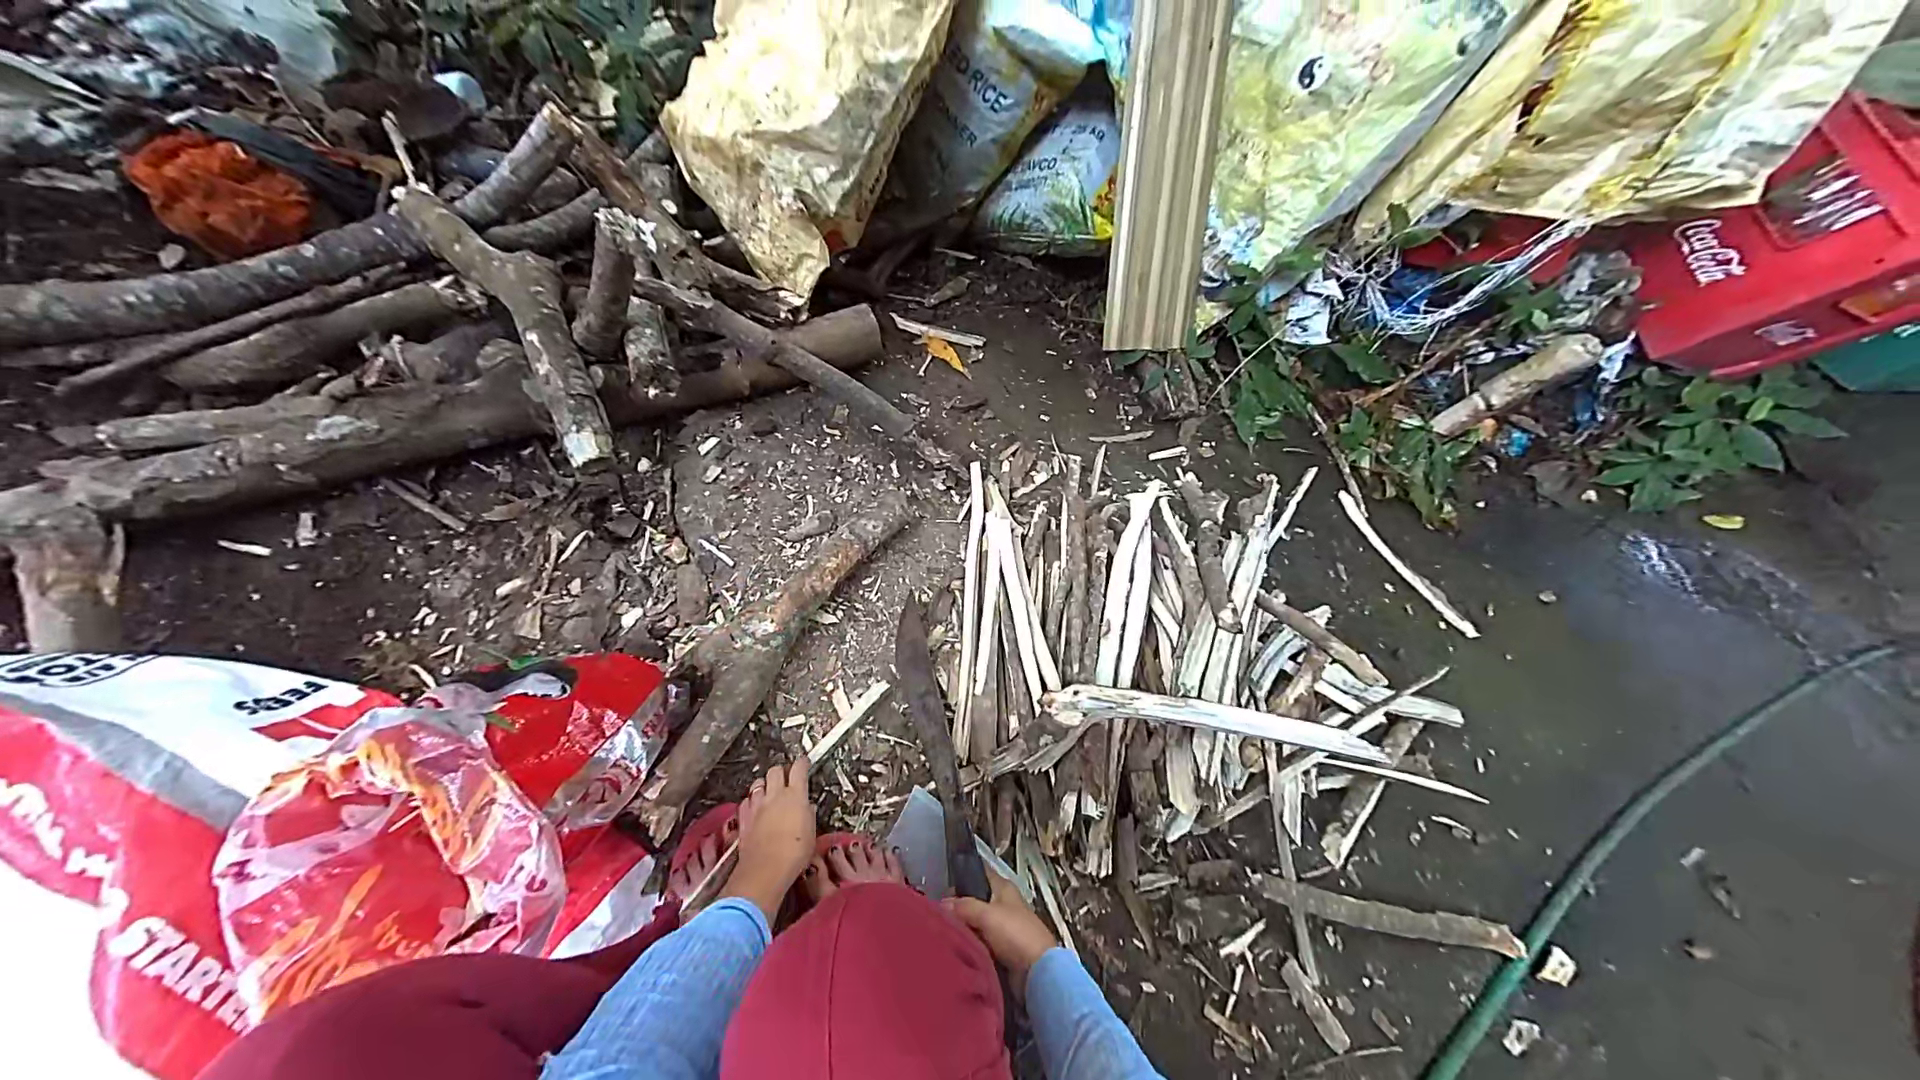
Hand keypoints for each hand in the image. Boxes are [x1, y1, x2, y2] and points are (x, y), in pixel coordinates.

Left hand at [722, 756, 814, 921]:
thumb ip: (808, 815)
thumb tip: (807, 808)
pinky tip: (755, 808)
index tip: (804, 763)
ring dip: (765, 784)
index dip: (802, 763)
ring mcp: (757, 805)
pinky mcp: (743, 818)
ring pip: (758, 783)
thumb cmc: (793, 854)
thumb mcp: (811, 833)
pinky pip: (746, 801)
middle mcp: (775, 795)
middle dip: (781, 771)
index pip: (799, 768)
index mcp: (796, 795)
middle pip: (775, 770)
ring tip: (769, 790)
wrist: (765, 871)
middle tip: (786, 777)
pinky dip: (752, 801)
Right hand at [944, 868, 1056, 986]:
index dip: (963, 877)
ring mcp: (1002, 928)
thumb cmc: (1015, 934)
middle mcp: (1003, 904)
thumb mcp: (987, 915)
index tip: (942, 886)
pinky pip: (979, 943)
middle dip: (958, 908)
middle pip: (975, 901)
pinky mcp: (1001, 951)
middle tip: (937, 916)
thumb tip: (942, 905)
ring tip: (942, 935)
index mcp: (1004, 888)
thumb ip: (964, 907)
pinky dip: (970, 946)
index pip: (980, 873)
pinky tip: (955, 950)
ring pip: (975, 924)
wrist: (1037, 973)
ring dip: (963, 930)